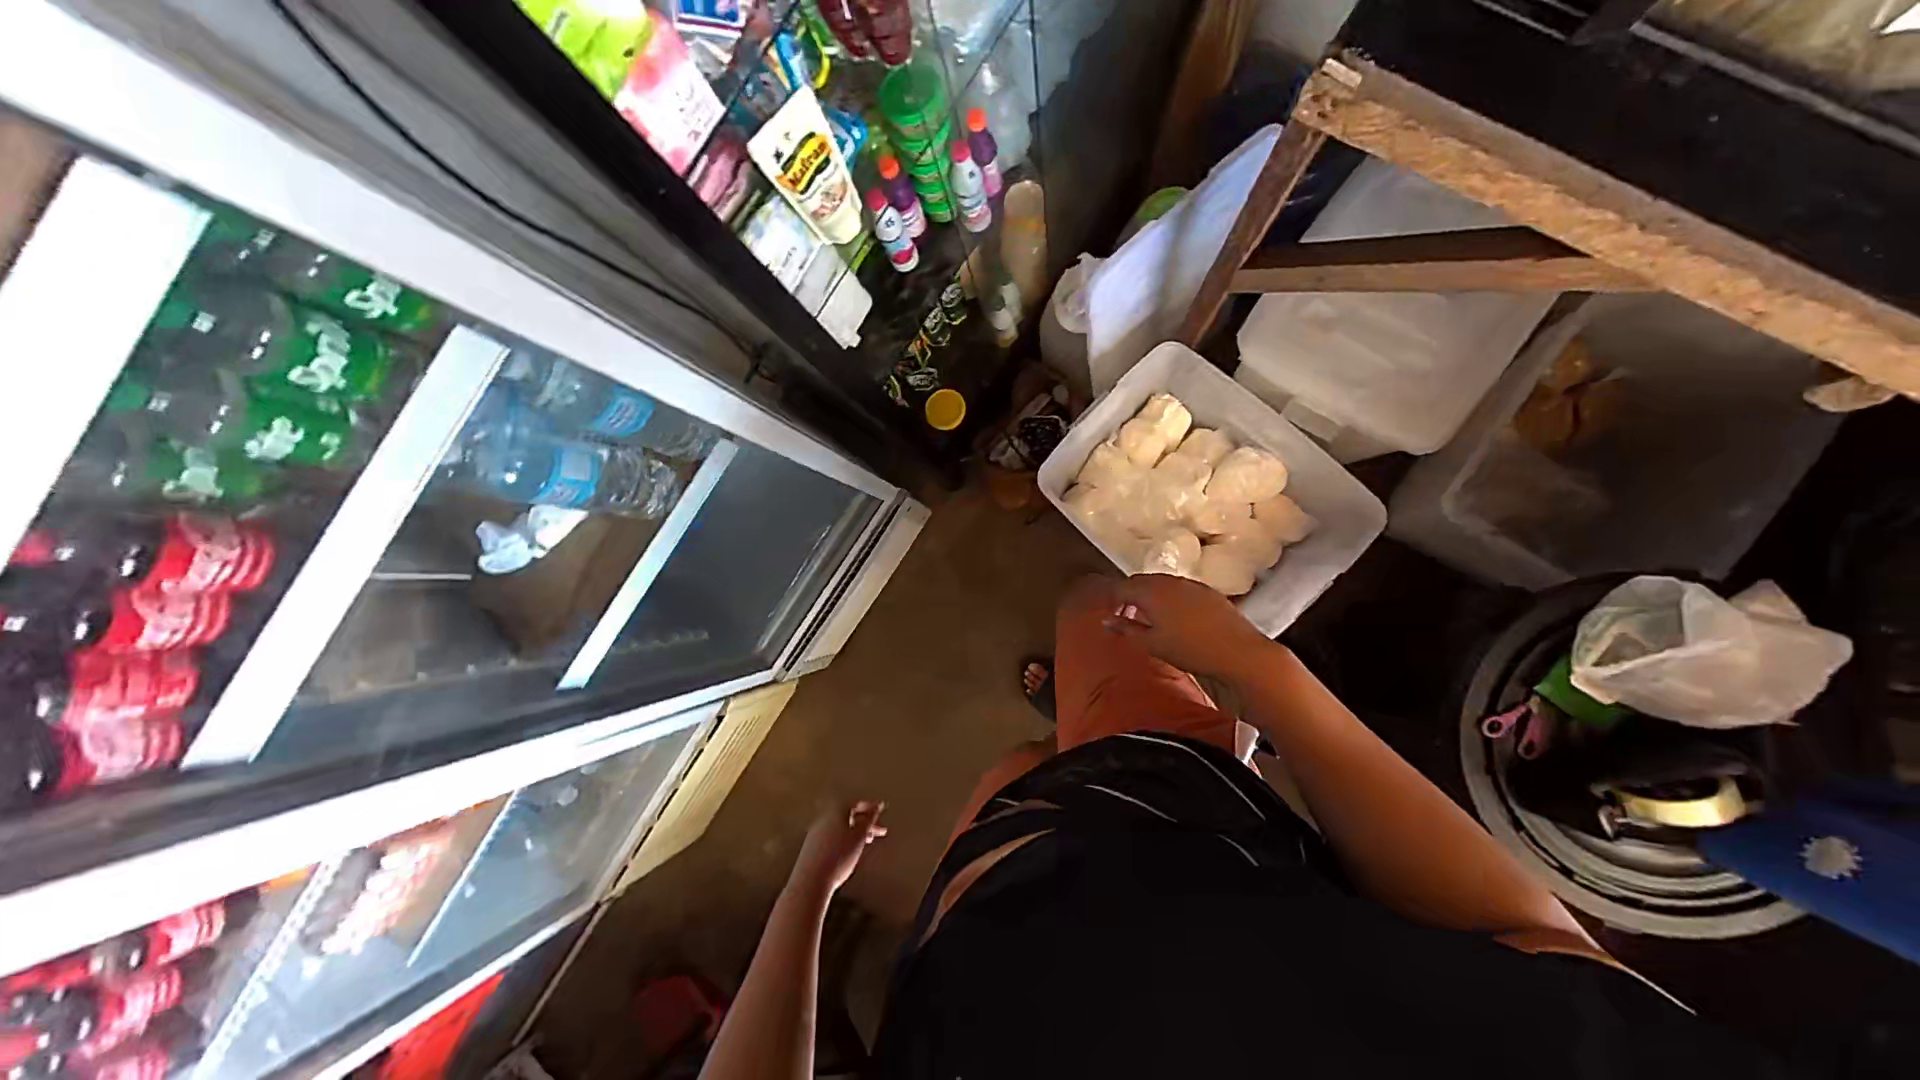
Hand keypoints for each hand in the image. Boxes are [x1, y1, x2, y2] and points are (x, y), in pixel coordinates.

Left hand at [790, 801, 886, 899]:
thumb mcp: (859, 837)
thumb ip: (869, 820)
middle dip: (865, 822)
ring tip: (867, 842)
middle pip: (848, 815)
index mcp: (834, 811)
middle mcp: (824, 819)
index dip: (870, 806)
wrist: (812, 881)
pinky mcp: (813, 847)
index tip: (880, 809)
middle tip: (878, 830)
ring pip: (841, 827)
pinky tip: (851, 851)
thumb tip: (875, 808)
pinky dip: (846, 839)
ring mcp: (816, 833)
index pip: (855, 802)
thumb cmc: (837, 857)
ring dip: (856, 832)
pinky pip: (833, 836)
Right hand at [1103, 573, 1277, 681]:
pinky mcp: (1208, 592)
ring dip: (1150, 595)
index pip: (1122, 587)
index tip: (1110, 614)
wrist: (1238, 653)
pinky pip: (1180, 588)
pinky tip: (1175, 617)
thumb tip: (1105, 620)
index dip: (1112, 599)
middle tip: (1126, 615)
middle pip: (1141, 581)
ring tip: (1150, 617)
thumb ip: (1126, 629)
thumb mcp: (1152, 644)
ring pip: (1162, 583)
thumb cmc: (1189, 650)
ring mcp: (1191, 584)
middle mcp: (1169, 581)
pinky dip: (1170, 597)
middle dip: (1130, 594)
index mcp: (1151, 591)